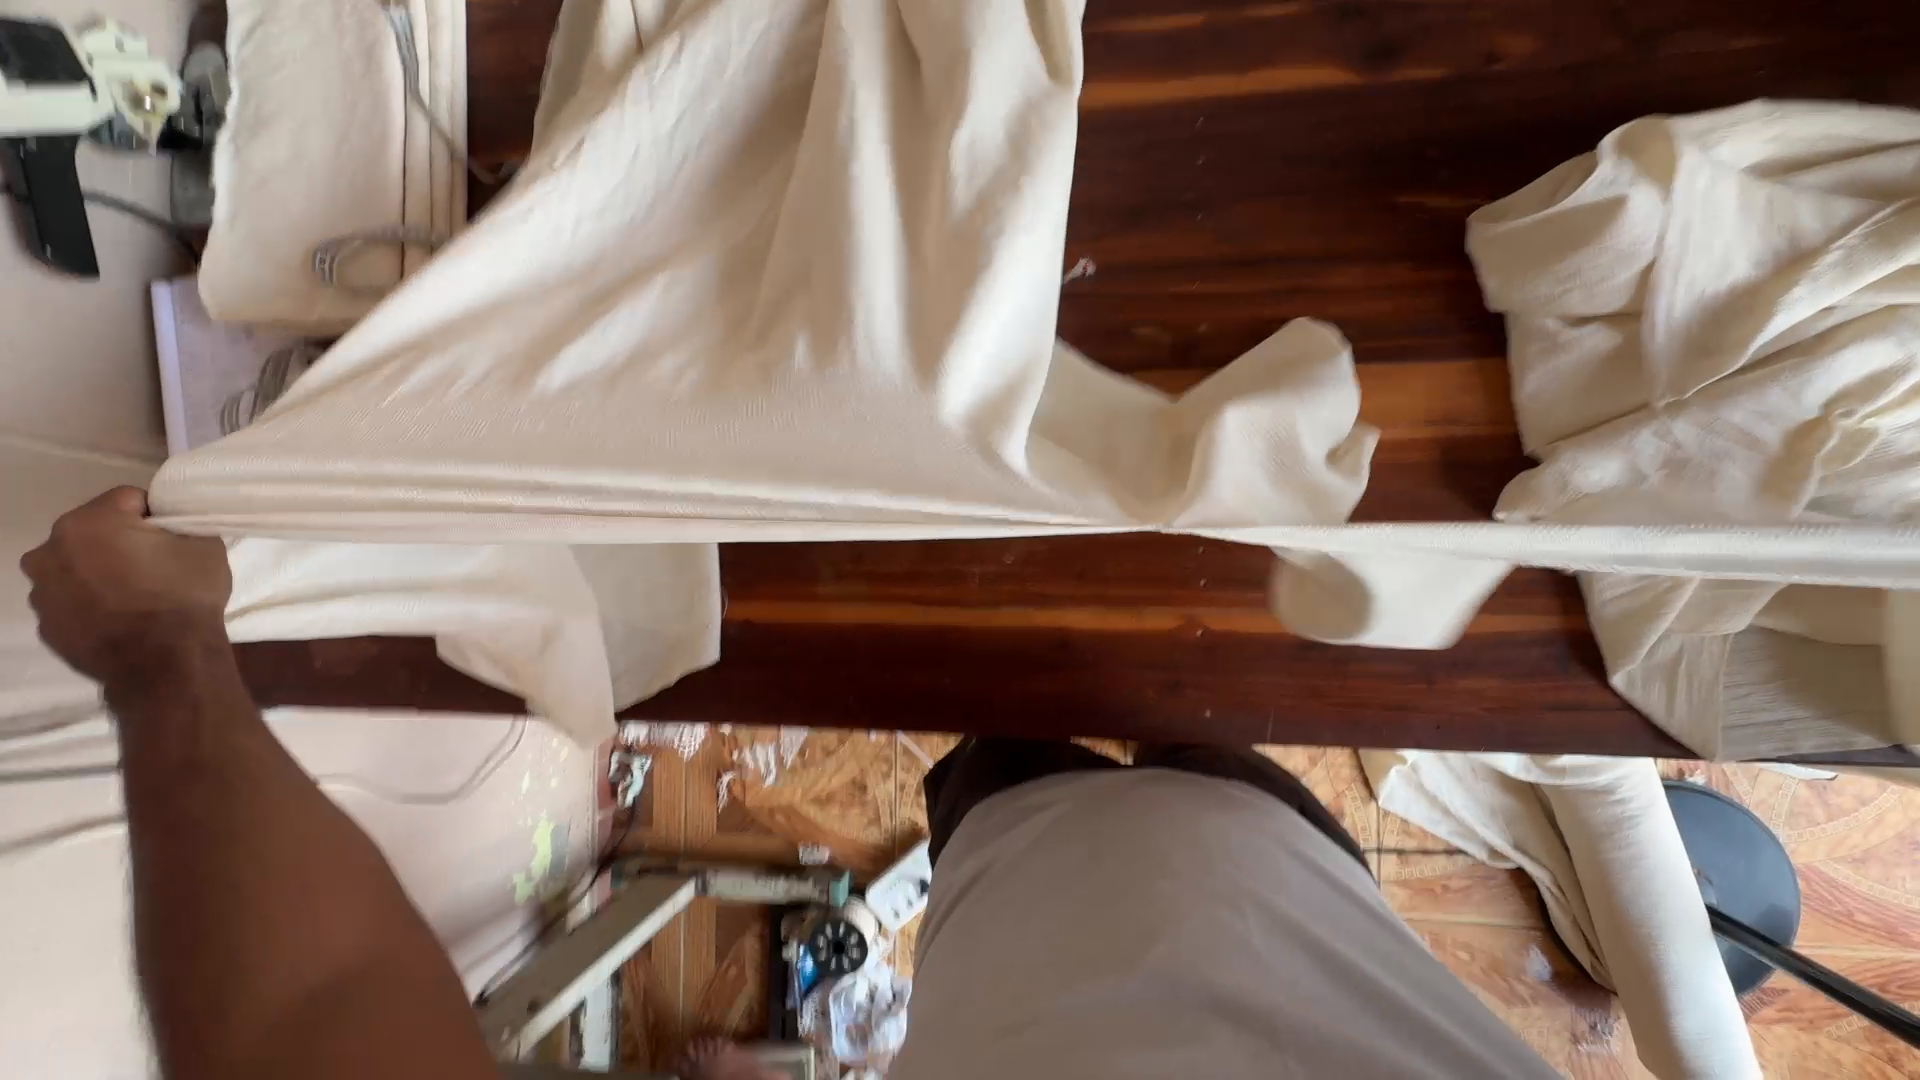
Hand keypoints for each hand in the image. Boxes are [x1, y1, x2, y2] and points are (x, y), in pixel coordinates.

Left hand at [20, 487, 232, 688]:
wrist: (162, 657)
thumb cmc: (183, 594)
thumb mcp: (206, 547)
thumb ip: (182, 527)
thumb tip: (171, 529)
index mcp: (88, 523)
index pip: (130, 498)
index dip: (160, 513)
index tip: (180, 535)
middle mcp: (48, 549)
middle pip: (94, 531)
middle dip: (124, 541)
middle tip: (162, 564)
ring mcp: (39, 588)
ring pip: (78, 565)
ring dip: (105, 571)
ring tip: (142, 594)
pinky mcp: (44, 619)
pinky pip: (72, 598)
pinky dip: (95, 600)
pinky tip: (126, 615)